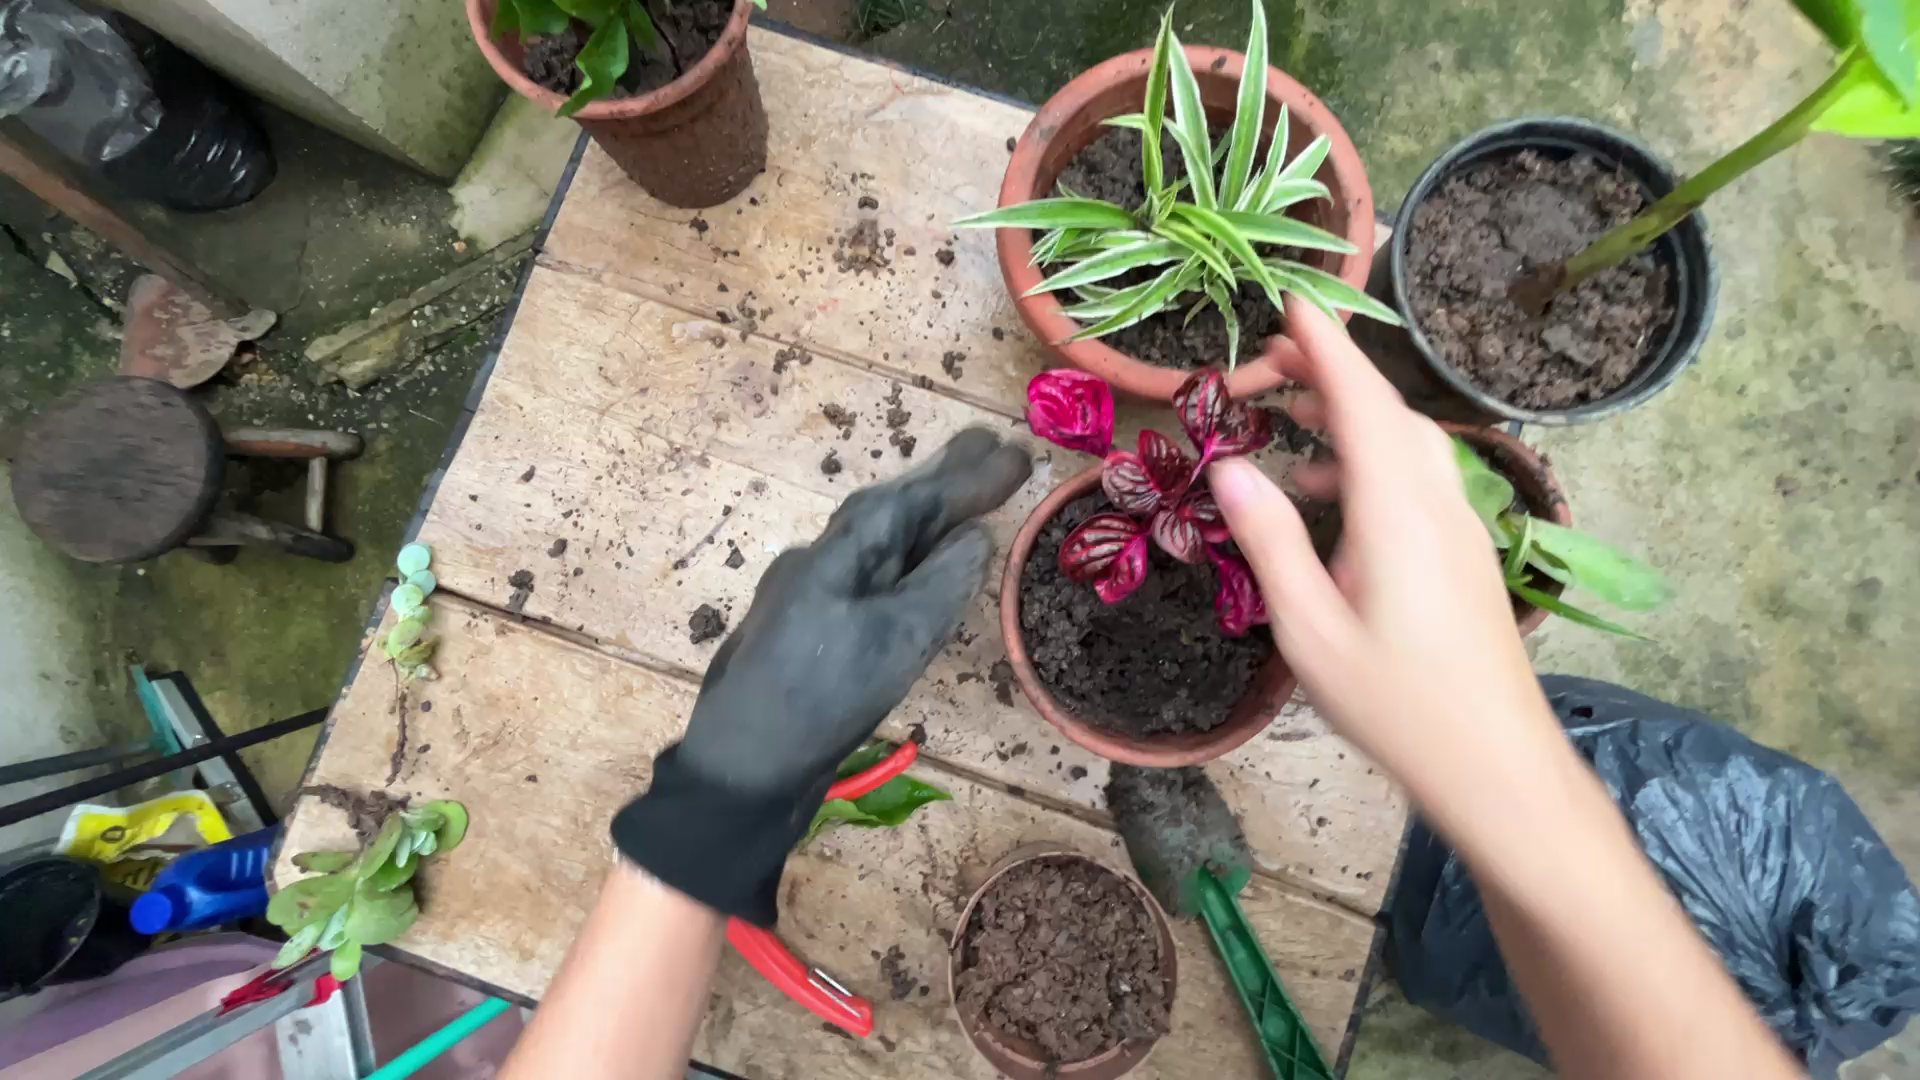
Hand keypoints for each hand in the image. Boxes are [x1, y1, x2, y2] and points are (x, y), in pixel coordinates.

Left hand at [613, 428, 1031, 924]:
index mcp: (842, 551)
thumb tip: (978, 535)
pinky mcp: (815, 624)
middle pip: (894, 506)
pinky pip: (872, 570)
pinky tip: (922, 562)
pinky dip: (909, 555)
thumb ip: (943, 583)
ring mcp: (814, 590)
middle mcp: (825, 557)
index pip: (915, 500)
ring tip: (969, 492)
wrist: (743, 766)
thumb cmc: (822, 698)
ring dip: (927, 512)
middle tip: (992, 447)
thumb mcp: (897, 640)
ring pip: (881, 537)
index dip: (967, 479)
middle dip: (945, 478)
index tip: (1016, 455)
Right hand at [1207, 299, 1564, 818]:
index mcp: (1396, 512)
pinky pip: (1409, 477)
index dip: (1328, 348)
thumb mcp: (1306, 626)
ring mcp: (1455, 525)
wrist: (1494, 763)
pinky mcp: (1457, 550)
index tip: (1294, 302)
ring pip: (1401, 442)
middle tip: (1262, 363)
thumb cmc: (1394, 699)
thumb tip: (1230, 468)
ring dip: (1342, 417)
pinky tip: (1320, 492)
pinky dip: (1360, 459)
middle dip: (1325, 373)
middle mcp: (1436, 503)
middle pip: (1385, 411)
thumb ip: (1269, 539)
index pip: (1363, 405)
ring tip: (1281, 425)